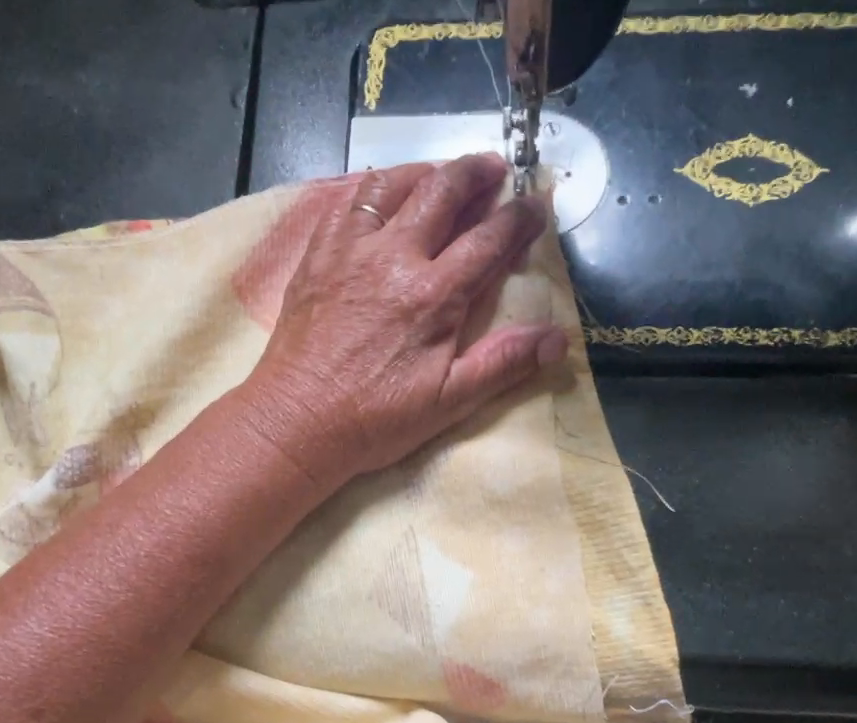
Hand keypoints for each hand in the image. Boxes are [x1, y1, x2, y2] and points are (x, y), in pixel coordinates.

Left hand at [235, 153, 563, 485]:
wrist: (299, 421)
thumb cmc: (377, 418)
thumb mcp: (449, 402)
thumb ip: (503, 364)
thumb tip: (558, 339)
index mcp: (433, 296)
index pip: (488, 240)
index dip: (518, 218)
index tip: (536, 204)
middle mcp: (393, 258)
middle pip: (441, 193)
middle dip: (474, 173)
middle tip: (493, 168)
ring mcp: (350, 251)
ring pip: (391, 185)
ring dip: (424, 171)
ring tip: (442, 174)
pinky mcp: (318, 255)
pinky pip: (347, 202)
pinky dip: (372, 187)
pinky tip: (383, 194)